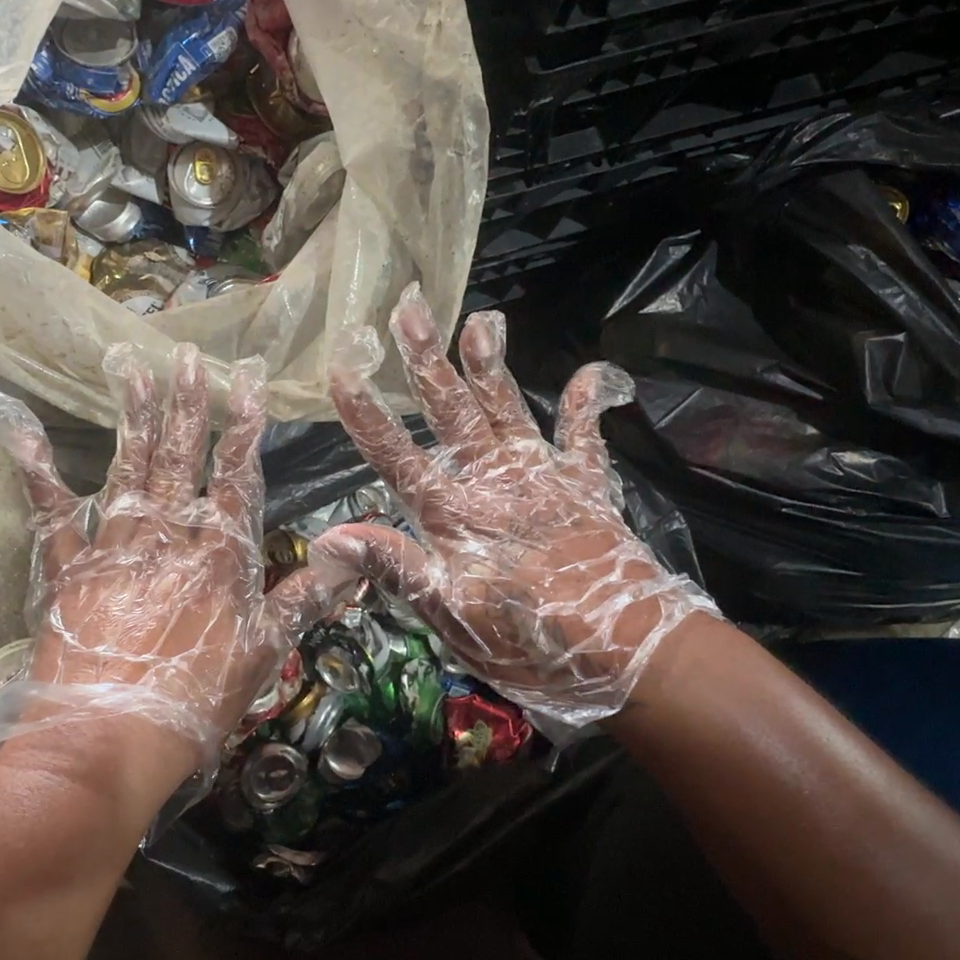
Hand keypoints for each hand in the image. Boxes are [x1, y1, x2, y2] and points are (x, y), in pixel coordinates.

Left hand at [0, 342, 337, 774]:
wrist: (108, 740)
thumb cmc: (195, 702)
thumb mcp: (264, 654)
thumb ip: (306, 597)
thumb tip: (356, 553)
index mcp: (220, 555)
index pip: (238, 474)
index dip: (245, 424)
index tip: (248, 379)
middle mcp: (169, 535)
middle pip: (181, 457)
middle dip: (187, 404)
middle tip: (187, 355)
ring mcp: (113, 544)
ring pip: (128, 466)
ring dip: (134, 414)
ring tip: (134, 366)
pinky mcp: (66, 565)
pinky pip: (49, 507)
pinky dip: (34, 464)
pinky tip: (17, 421)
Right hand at [310, 285, 720, 735]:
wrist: (628, 649)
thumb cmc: (531, 641)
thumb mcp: (452, 617)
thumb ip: (397, 568)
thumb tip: (331, 536)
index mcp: (456, 516)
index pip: (398, 457)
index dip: (367, 416)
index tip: (343, 369)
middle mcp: (495, 483)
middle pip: (453, 414)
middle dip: (427, 362)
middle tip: (409, 310)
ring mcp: (544, 478)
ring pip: (508, 410)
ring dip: (492, 365)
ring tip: (481, 320)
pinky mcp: (586, 486)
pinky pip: (584, 438)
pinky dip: (586, 406)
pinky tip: (591, 372)